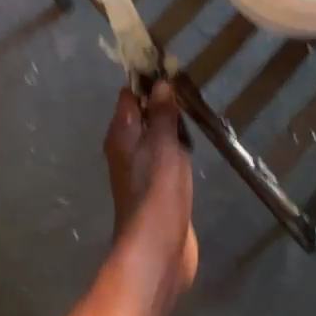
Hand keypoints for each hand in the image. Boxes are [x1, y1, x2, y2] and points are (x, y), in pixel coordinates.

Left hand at [103, 79, 197, 292]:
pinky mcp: (156, 189)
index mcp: (121, 134)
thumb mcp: (163, 144)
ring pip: (154, 137)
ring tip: (195, 114)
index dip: (147, 81)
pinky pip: (165, 158)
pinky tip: (193, 148)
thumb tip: (160, 83)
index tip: (170, 68)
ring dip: (171, 127)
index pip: (129, 96)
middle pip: (142, 116)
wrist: (158, 248)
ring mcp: (140, 170)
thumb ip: (162, 113)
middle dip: (162, 102)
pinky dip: (176, 149)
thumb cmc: (158, 190)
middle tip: (190, 90)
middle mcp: (126, 149)